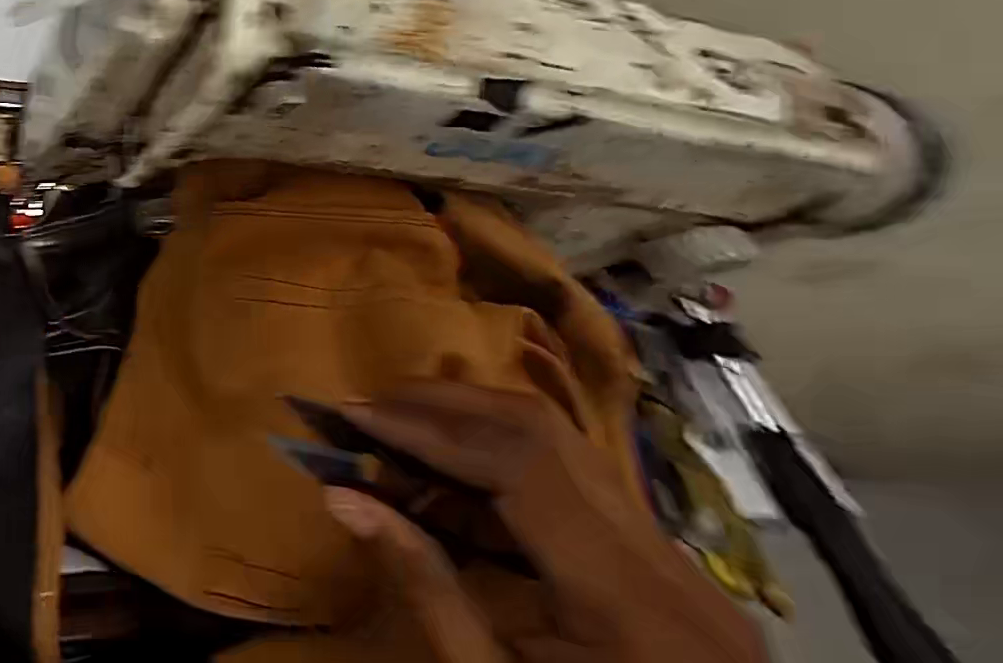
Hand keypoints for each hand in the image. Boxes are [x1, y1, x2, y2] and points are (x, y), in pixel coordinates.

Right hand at [324, 381, 765, 662]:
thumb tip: (340, 496)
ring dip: (465, 421)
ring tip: (395, 431)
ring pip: (555, 438)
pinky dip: (492, 459)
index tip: (352, 414)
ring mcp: (666, 550)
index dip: (426, 428)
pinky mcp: (653, 552)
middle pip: (539, 429)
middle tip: (367, 409)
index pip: (517, 464)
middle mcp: (660, 556)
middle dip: (440, 406)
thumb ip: (422, 583)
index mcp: (627, 599)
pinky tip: (443, 480)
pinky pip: (563, 473)